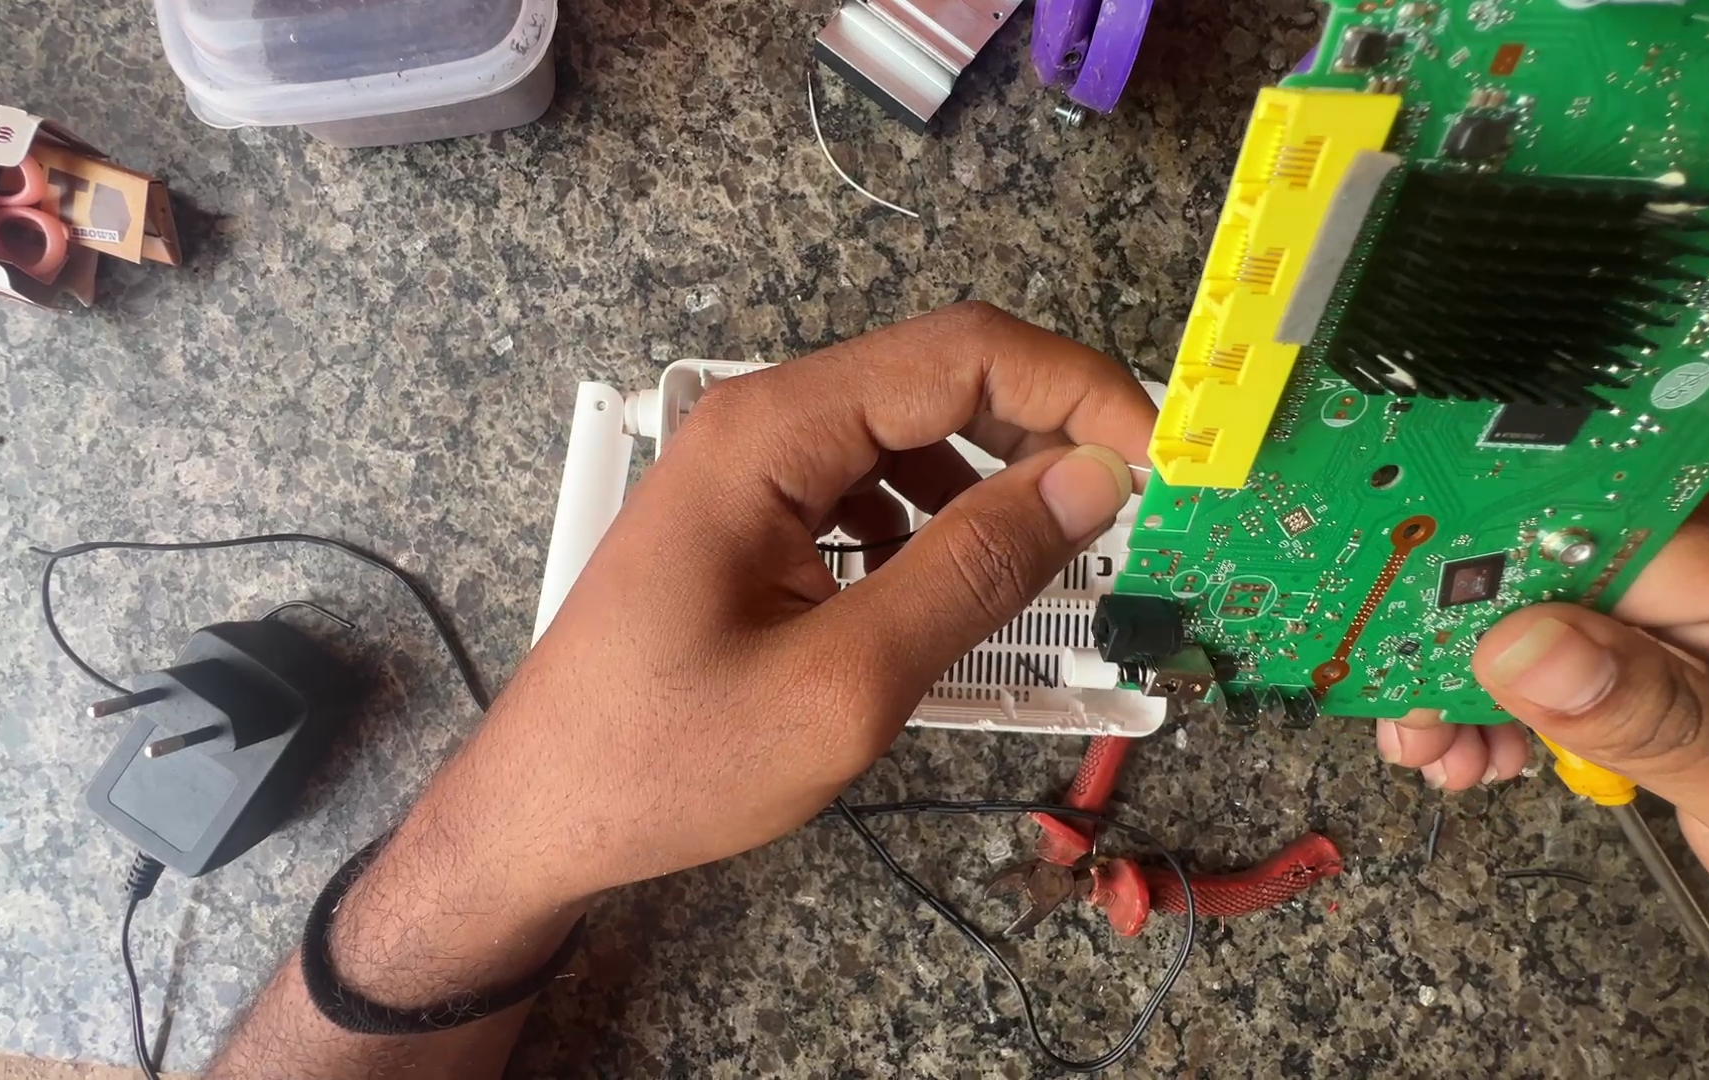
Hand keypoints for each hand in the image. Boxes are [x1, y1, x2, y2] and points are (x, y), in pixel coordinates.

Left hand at [498, 302, 1154, 897]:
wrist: (546, 805)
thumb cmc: (673, 758)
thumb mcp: (846, 680)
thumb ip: (973, 569)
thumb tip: (1088, 479)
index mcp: (774, 433)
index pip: (962, 352)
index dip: (1078, 388)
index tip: (1162, 455)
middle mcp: (759, 422)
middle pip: (934, 379)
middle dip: (1041, 429)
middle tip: (1119, 508)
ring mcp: (748, 465)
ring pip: (904, 432)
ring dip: (986, 475)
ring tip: (1040, 549)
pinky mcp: (748, 512)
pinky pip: (861, 483)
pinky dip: (925, 515)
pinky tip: (935, 574)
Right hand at [1381, 482, 1708, 917]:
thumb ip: (1661, 724)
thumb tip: (1521, 650)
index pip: (1586, 538)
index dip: (1476, 572)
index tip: (1395, 620)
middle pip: (1532, 575)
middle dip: (1454, 645)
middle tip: (1406, 714)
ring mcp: (1671, 601)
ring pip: (1517, 612)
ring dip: (1459, 682)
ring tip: (1439, 751)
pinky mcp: (1638, 634)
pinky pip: (1534, 646)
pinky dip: (1490, 697)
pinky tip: (1477, 745)